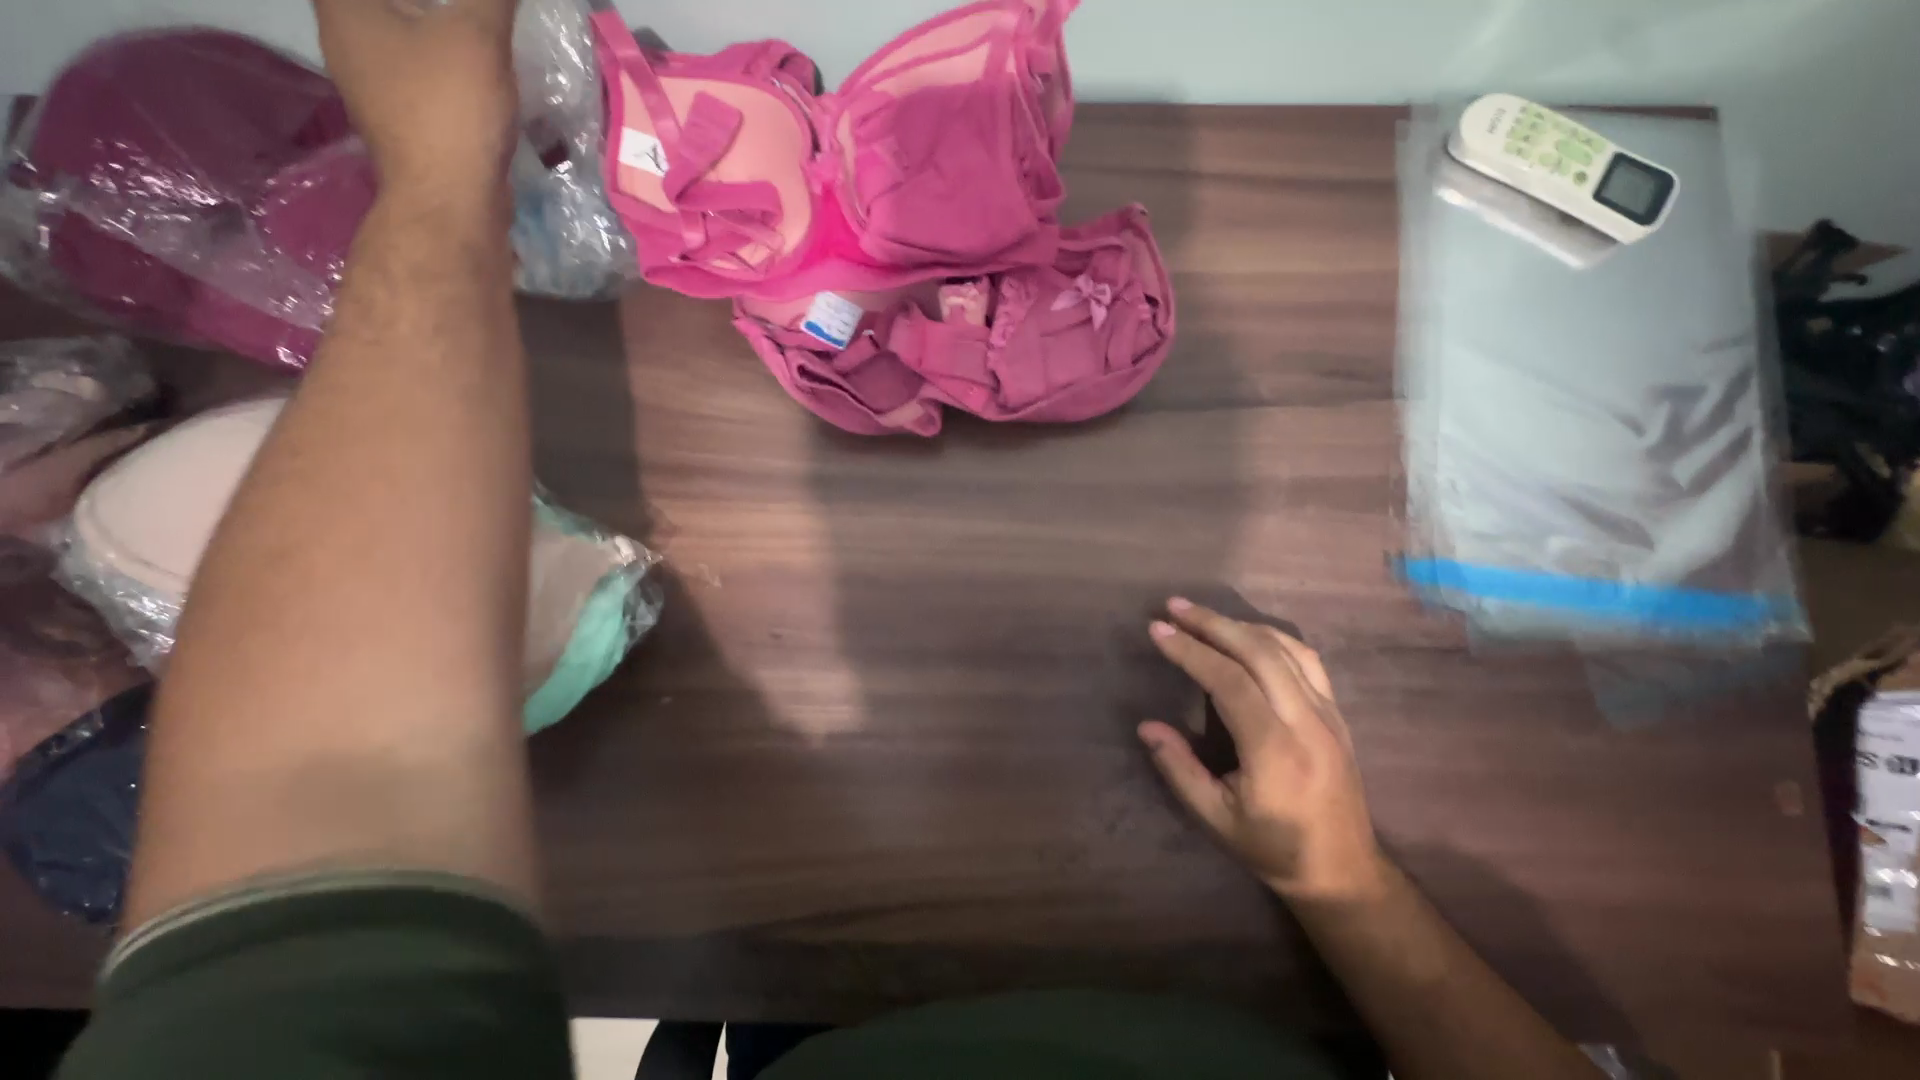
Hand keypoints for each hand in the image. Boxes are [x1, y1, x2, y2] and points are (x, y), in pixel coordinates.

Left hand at [312, 0, 521, 193]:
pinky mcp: (402, 118)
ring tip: (480, 19)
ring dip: (437, 23)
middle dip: (428, 5)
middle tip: (477, 6)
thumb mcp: (478, 36)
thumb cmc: (450, 108)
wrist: (451, 201)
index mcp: (344, 5)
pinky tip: (480, 64)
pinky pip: (420, 71)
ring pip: (400, 34)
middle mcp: (345, 39)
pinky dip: (446, 60)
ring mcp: (372, 84)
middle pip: (382, 5)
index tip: (460, 3)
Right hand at [1140, 598, 1385, 902]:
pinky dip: (1272, 637)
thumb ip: (1179, 770)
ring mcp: (1329, 714)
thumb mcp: (1216, 819)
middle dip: (1213, 624)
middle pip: (1259, 652)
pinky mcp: (1338, 714)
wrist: (1343, 870)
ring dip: (1241, 625)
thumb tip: (1147, 726)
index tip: (1158, 630)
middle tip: (1174, 606)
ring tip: (1203, 616)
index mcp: (1274, 750)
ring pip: (1286, 649)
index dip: (1191, 651)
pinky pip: (1307, 660)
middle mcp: (1307, 722)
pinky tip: (1248, 635)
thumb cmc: (1273, 848)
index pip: (1229, 681)